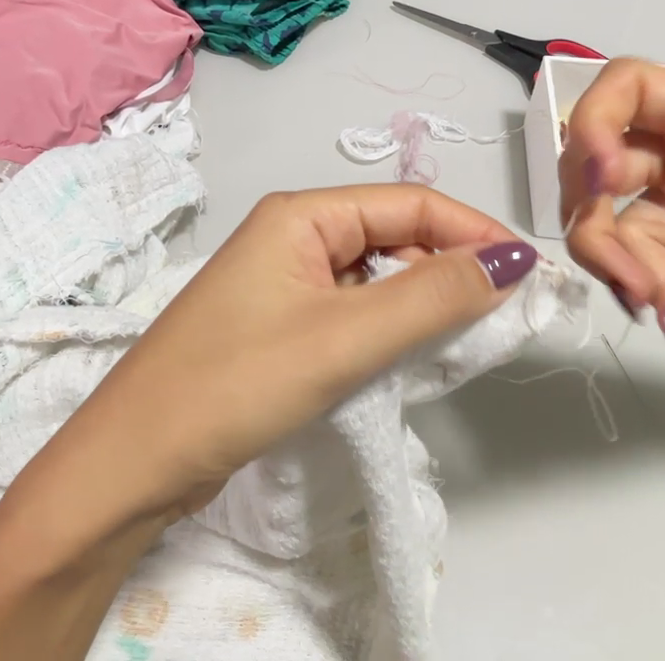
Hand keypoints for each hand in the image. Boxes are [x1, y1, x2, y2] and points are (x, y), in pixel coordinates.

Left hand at [52, 185, 535, 518]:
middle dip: (448, 269)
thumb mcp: (344, 338)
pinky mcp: (276, 327)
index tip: (529, 277)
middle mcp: (291, 237)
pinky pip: (349, 312)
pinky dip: (385, 330)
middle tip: (499, 321)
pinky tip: (406, 360)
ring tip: (460, 344)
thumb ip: (432, 296)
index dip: (473, 233)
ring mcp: (280, 283)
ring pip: (373, 278)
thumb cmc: (236, 383)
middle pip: (392, 236)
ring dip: (419, 303)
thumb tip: (512, 260)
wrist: (136, 459)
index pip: (409, 204)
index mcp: (301, 216)